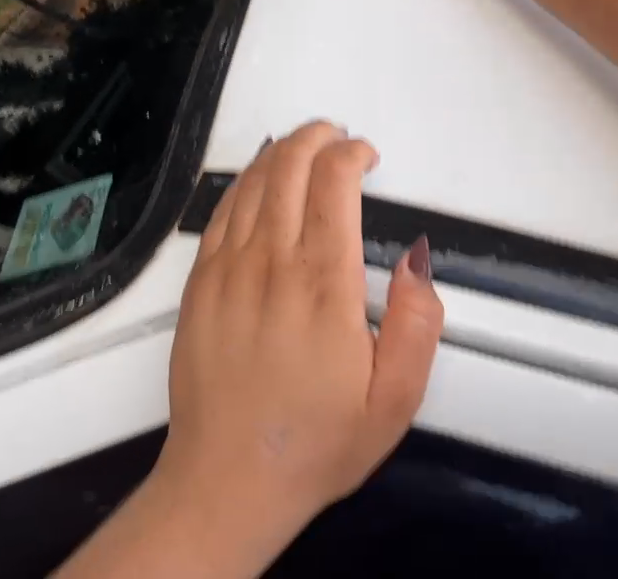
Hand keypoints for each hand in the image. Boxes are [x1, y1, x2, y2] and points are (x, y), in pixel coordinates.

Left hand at [156, 121, 442, 540]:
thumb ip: (417, 325)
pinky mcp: (199, 284)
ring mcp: (228, 270)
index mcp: (323, 286)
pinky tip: (258, 178)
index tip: (366, 156)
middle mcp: (271, 265)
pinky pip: (221, 210)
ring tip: (304, 146)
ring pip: (253, 180)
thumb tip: (415, 263)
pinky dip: (244, 180)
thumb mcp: (394, 401)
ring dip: (282, 150)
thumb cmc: (312, 443)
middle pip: (289, 165)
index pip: (333, 182)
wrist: (227, 480)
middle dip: (317, 136)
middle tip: (337, 137)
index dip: (351, 153)